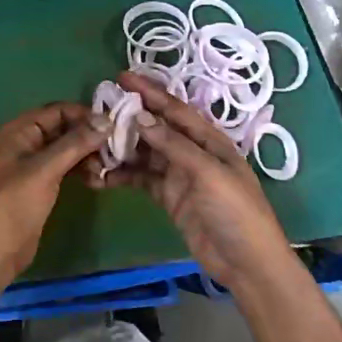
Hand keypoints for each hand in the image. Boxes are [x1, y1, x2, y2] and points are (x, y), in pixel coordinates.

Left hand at [0, 102, 105, 283]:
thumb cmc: (14, 205)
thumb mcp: (44, 170)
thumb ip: (74, 143)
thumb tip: (105, 120)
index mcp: (19, 131)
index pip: (57, 110)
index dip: (84, 114)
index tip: (112, 125)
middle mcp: (25, 142)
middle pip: (63, 128)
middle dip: (88, 136)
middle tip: (115, 149)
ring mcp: (33, 165)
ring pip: (66, 149)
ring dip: (87, 154)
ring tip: (108, 167)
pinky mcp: (41, 184)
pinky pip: (65, 167)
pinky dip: (80, 169)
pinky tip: (97, 178)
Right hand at [104, 72, 295, 291]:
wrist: (247, 264)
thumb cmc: (236, 211)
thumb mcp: (208, 172)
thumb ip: (174, 145)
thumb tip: (141, 117)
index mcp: (208, 139)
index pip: (174, 109)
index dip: (149, 92)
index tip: (122, 78)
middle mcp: (192, 151)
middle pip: (156, 129)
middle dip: (129, 118)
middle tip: (98, 111)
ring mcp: (179, 175)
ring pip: (145, 153)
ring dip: (122, 148)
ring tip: (93, 143)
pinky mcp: (168, 197)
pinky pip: (141, 178)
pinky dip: (122, 175)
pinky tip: (101, 174)